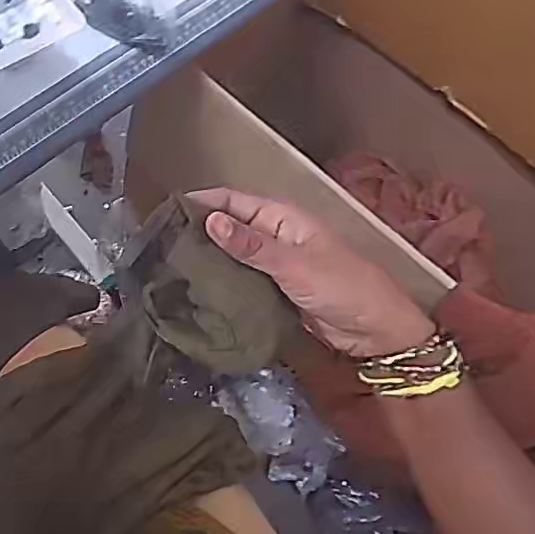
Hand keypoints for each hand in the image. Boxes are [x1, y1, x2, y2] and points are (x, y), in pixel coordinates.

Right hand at [189, 188, 434, 357]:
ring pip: (231, 257)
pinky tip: (196, 292)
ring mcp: (271, 266)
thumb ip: (251, 245)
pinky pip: (239, 282)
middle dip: (198, 233)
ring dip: (206, 261)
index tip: (166, 214)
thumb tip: (209, 220)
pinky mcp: (270, 292)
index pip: (234, 202)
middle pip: (228, 228)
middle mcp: (273, 238)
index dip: (203, 203)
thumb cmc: (342, 287)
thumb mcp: (294, 264)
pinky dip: (219, 284)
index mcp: (282, 219)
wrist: (374, 331)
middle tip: (160, 246)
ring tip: (168, 269)